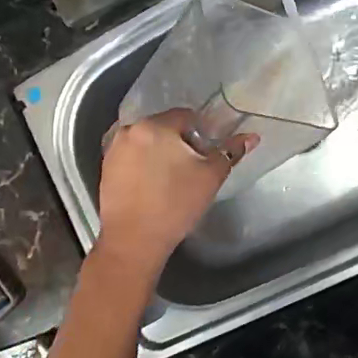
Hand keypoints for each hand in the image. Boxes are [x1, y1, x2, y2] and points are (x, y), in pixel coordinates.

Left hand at [96, 110, 256, 270]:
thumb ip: (230, 152)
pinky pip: (132, 156)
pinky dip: (145, 164)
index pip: (186, 116)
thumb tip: (251, 137)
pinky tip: (154, 185)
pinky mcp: (106, 168)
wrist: (134, 240)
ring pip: (147, 142)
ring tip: (173, 178)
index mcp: (155, 126)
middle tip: (193, 167)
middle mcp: (129, 130)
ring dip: (161, 152)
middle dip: (181, 142)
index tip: (207, 154)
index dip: (202, 133)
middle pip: (164, 127)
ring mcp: (113, 150)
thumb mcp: (211, 177)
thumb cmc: (176, 205)